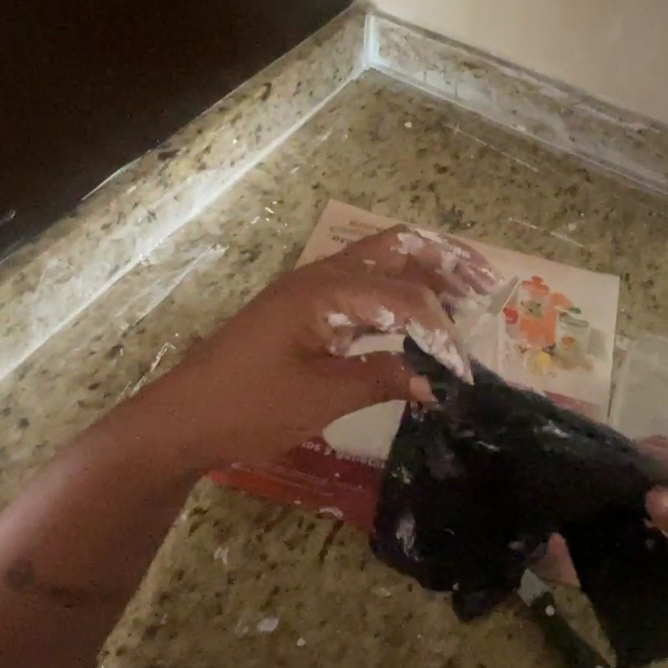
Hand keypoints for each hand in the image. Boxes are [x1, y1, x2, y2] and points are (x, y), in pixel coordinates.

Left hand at [145, 225, 498, 467]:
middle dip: (444, 260)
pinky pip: (362, 285)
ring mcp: (310, 289)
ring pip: (379, 261)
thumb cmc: (247, 408)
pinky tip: (416, 316)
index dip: (441, 329)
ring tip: (466, 293)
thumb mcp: (321, 398)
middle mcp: (321, 276)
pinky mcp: (304, 309)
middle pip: (396, 247)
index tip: (465, 368)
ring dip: (423, 272)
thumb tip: (438, 382)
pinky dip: (397, 292)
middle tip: (487, 282)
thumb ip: (383, 379)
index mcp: (325, 290)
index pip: (403, 296)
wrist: (180, 420)